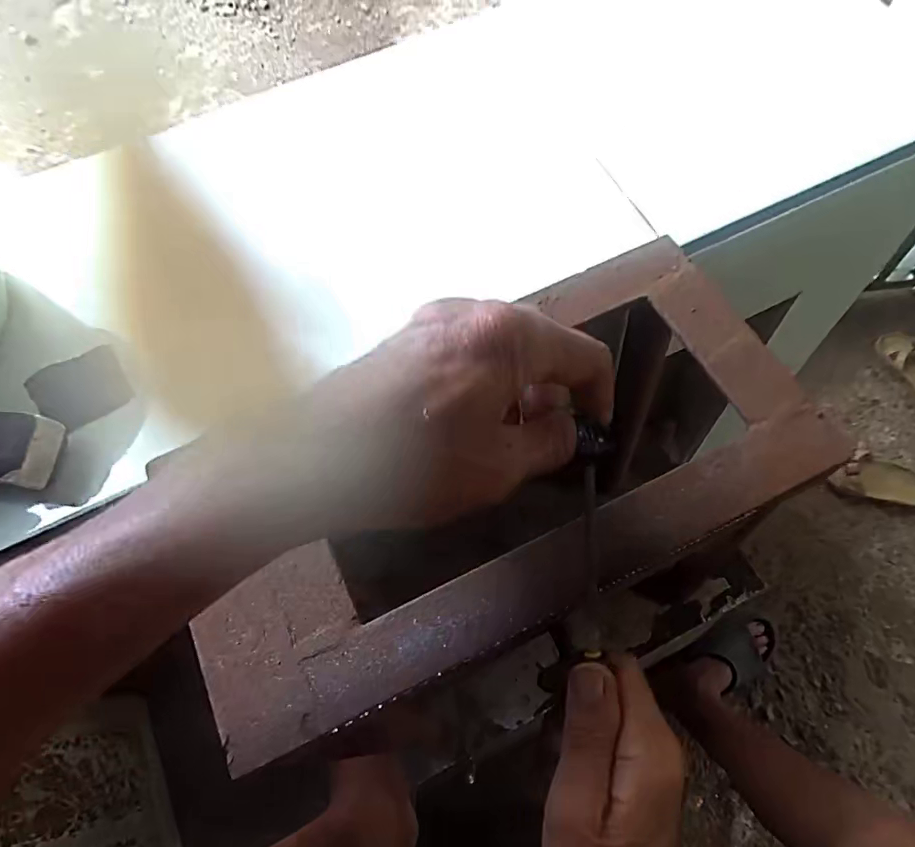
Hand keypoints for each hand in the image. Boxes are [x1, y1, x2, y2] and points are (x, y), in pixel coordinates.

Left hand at [267, 300, 613, 532]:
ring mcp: (430, 319)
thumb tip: (565, 427)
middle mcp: (471, 310)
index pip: (584, 354)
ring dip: (517, 387)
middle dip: (555, 391)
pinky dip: (481, 382)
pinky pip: (463, 352)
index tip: (596, 430)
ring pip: (500, 348)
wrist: (312, 460)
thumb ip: (551, 442)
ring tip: (505, 437)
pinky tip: (462, 423)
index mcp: (508, 334)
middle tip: (549, 439)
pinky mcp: (402, 337)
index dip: (602, 396)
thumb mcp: (500, 468)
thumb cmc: (413, 467)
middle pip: (541, 344)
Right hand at [542, 656, 686, 846]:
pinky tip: (566, 772)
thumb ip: (586, 734)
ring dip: (578, 720)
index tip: (548, 694)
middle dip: (578, 694)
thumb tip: (590, 666)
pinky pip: (616, 735)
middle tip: (546, 738)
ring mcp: (660, 763)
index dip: (583, 669)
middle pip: (621, 685)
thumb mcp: (575, 805)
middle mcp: (665, 745)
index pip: (623, 670)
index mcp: (650, 746)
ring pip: (615, 708)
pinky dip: (586, 742)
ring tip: (551, 759)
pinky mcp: (649, 778)